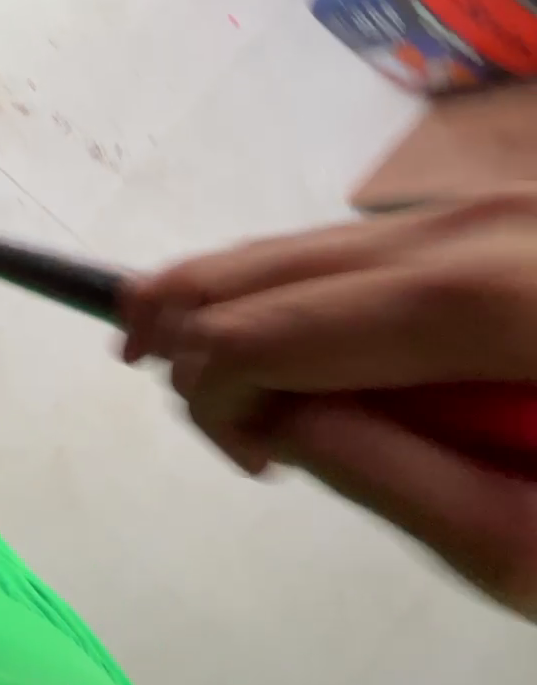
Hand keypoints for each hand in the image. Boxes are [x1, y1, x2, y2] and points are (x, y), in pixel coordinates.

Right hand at [122, 191, 536, 616]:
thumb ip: (385, 477)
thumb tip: (259, 415)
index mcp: (507, 302)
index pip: (268, 329)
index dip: (214, 392)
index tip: (252, 461)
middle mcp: (476, 225)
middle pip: (252, 270)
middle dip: (180, 336)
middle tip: (191, 408)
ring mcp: (477, 206)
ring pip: (280, 252)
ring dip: (220, 316)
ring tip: (229, 385)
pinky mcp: (476, 213)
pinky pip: (329, 251)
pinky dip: (279, 299)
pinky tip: (289, 348)